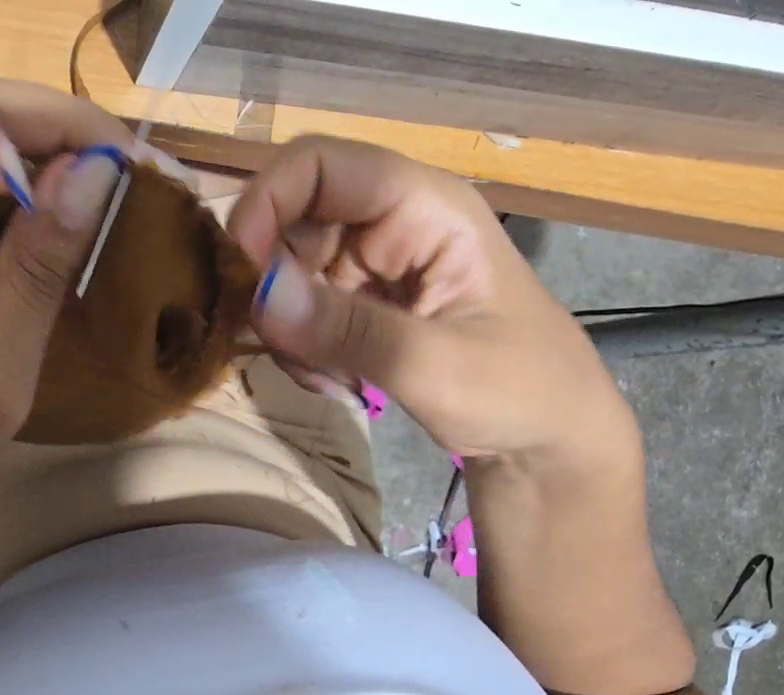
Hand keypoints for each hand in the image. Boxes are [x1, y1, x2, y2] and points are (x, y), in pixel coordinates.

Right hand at [227, 137, 634, 462]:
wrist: (545, 440)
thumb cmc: (519, 391)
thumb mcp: (436, 365)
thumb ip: (347, 330)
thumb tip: (257, 296)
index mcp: (424, 207)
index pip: (319, 166)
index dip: (265, 203)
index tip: (238, 275)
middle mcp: (389, 224)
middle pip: (290, 221)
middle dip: (272, 287)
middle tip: (286, 351)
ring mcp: (371, 266)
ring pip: (285, 274)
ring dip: (287, 331)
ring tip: (329, 380)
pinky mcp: (359, 306)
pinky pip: (299, 314)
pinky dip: (300, 352)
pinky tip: (336, 384)